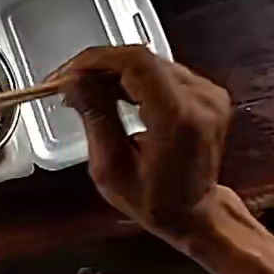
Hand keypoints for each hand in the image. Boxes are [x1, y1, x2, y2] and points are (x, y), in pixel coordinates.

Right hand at [57, 46, 232, 250]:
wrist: (193, 213)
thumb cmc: (152, 201)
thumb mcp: (110, 167)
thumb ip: (95, 117)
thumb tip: (72, 82)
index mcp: (178, 119)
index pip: (135, 64)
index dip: (95, 61)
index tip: (66, 74)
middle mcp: (200, 100)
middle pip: (140, 60)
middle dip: (97, 67)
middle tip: (66, 85)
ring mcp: (207, 94)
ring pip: (147, 63)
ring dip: (110, 72)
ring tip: (82, 92)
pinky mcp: (205, 93)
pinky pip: (159, 72)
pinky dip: (128, 78)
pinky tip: (107, 94)